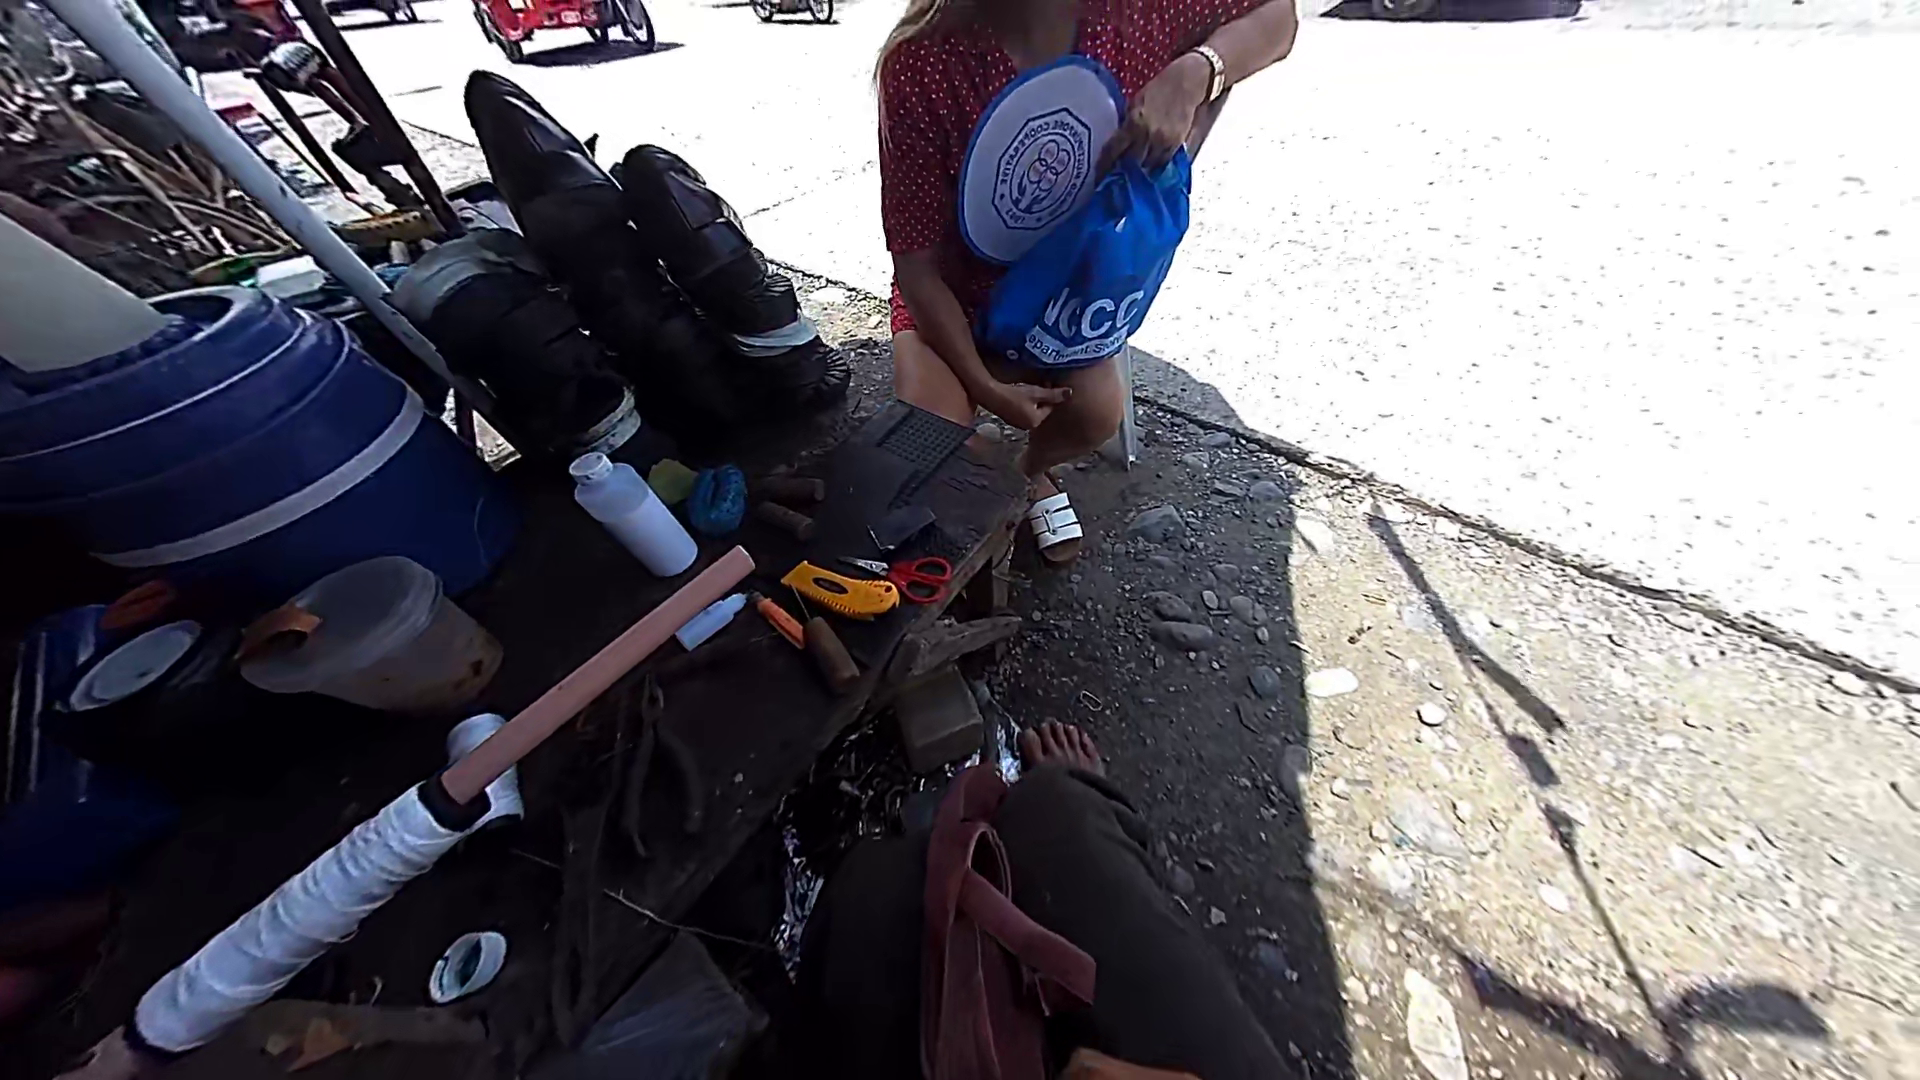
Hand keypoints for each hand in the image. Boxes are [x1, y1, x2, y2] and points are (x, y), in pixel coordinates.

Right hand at [983, 381, 1070, 430]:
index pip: (1049, 407)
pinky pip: (1021, 410)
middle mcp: (1027, 426)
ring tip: (1030, 387)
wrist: (991, 395)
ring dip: (1033, 400)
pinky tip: (1018, 392)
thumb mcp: (1036, 392)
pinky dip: (1023, 402)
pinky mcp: (1008, 418)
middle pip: (1040, 410)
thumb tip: (1070, 393)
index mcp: (1036, 421)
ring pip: (1031, 410)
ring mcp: (1017, 423)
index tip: (1047, 382)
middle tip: (1040, 384)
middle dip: (1042, 398)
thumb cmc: (1015, 395)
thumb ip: (1053, 394)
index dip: (1050, 394)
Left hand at [1100, 51, 1210, 172]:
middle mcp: (1146, 135)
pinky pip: (1162, 164)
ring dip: (1139, 172)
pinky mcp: (1175, 145)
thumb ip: (1125, 126)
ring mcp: (1162, 141)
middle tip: (1116, 178)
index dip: (1103, 167)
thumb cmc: (1158, 90)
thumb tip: (1115, 148)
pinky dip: (1154, 167)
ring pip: (1146, 167)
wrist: (1188, 81)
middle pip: (1129, 164)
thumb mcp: (1135, 104)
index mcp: (1132, 123)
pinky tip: (1150, 167)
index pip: (1113, 151)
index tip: (1097, 178)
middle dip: (1122, 171)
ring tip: (1134, 175)